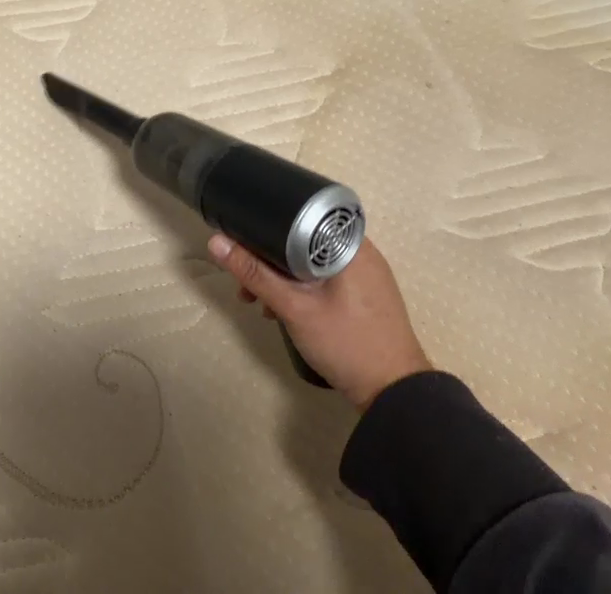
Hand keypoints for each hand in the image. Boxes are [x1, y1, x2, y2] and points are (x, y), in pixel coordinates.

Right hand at [208, 234, 429, 409]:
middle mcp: (360, 253)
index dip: (264, 228)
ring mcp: (366, 275)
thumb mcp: (293, 308)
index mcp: (349, 245)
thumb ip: (254, 274)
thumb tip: (216, 242)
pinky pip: (324, 279)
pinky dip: (301, 289)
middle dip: (268, 261)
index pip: (300, 217)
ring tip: (261, 304)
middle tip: (247, 286)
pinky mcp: (365, 295)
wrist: (393, 393)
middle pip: (302, 242)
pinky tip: (284, 311)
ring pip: (310, 263)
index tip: (241, 249)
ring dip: (282, 279)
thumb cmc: (346, 343)